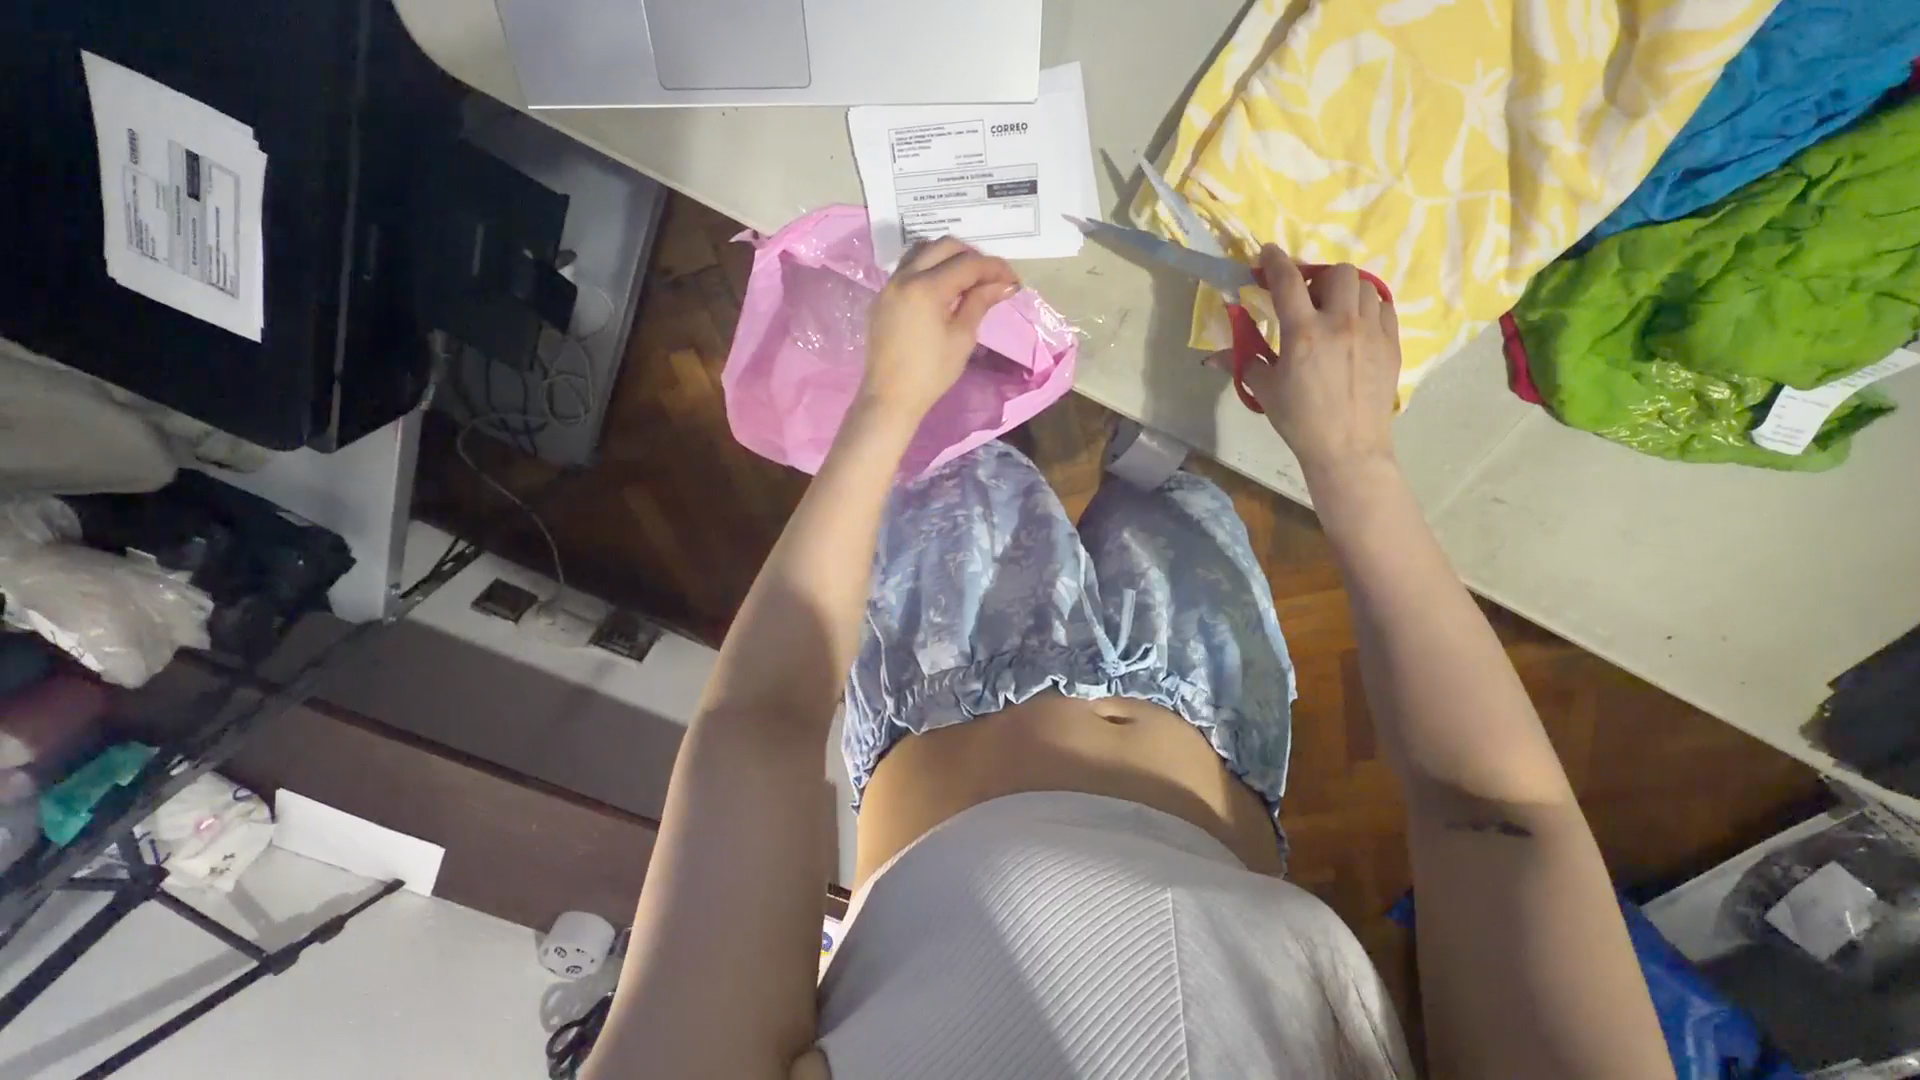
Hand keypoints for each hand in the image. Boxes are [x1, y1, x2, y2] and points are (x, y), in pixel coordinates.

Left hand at [859, 238, 1019, 418]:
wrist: (889, 398)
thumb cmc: (931, 373)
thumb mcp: (962, 337)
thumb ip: (980, 302)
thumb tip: (1004, 285)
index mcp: (926, 288)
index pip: (967, 264)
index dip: (994, 268)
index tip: (1013, 281)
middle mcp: (904, 277)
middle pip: (944, 247)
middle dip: (972, 257)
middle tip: (991, 279)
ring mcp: (889, 286)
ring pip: (922, 252)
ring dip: (948, 258)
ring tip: (967, 280)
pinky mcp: (882, 298)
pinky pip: (908, 269)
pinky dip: (929, 269)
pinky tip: (943, 291)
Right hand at [1230, 245, 1402, 480]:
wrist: (1348, 447)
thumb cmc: (1300, 420)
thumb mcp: (1266, 390)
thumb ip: (1245, 362)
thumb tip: (1212, 356)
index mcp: (1303, 333)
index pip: (1288, 281)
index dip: (1275, 261)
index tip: (1268, 252)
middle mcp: (1340, 323)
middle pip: (1338, 273)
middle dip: (1320, 277)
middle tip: (1308, 295)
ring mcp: (1371, 331)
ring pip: (1366, 286)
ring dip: (1347, 290)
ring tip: (1335, 308)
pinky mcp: (1392, 343)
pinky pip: (1384, 308)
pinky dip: (1369, 307)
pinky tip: (1357, 324)